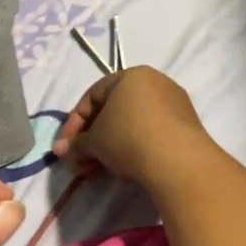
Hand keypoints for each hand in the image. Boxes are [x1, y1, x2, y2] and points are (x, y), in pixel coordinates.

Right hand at [51, 65, 214, 186]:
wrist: (179, 162)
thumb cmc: (128, 138)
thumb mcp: (93, 141)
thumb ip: (75, 144)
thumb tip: (60, 151)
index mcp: (130, 76)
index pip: (91, 97)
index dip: (73, 124)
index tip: (66, 147)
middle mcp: (154, 83)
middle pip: (111, 111)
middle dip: (91, 138)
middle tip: (79, 161)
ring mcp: (173, 104)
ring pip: (130, 123)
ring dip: (109, 145)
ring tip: (96, 169)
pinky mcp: (185, 125)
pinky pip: (150, 132)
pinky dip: (132, 146)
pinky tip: (122, 166)